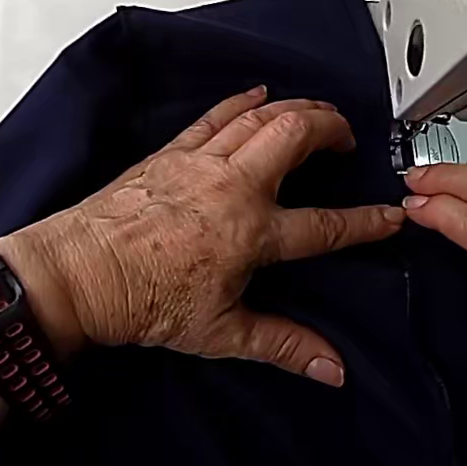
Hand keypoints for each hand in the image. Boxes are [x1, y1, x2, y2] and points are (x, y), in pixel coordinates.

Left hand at [0, 87, 404, 386]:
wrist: (78, 275)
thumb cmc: (140, 301)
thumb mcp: (219, 332)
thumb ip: (282, 345)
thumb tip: (329, 368)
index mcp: (251, 233)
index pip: (326, 225)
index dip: (366, 222)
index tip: (388, 216)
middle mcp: (231, 187)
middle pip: (298, 136)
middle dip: (334, 129)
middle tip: (347, 141)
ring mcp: (200, 164)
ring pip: (262, 117)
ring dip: (297, 109)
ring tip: (315, 116)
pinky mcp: (170, 154)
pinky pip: (215, 116)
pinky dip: (241, 103)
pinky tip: (257, 97)